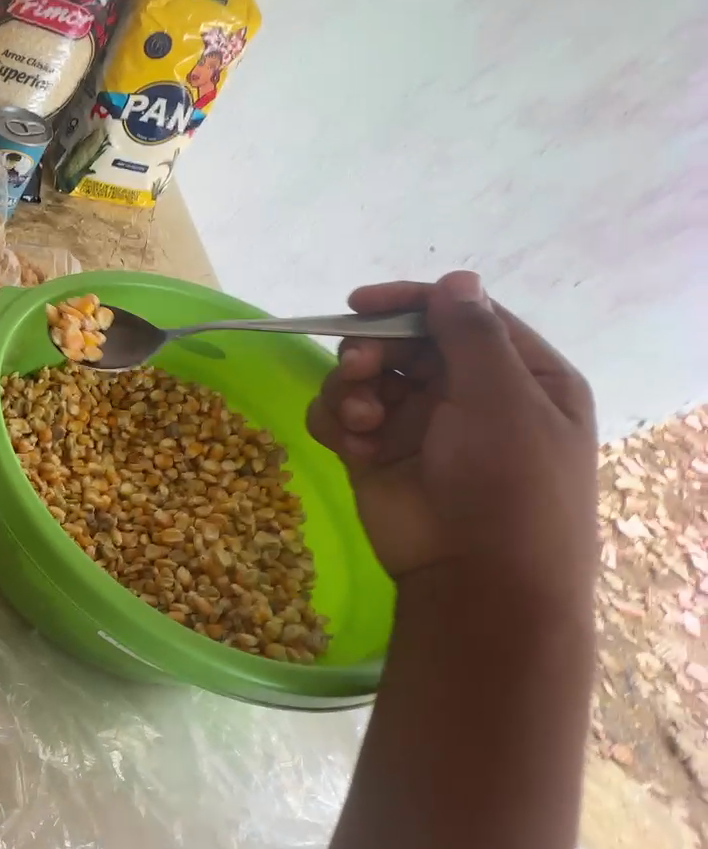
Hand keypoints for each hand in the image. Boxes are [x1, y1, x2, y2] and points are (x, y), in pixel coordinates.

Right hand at [306, 271, 596, 605]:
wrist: (473, 569)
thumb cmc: (506, 480)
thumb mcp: (501, 399)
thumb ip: (470, 336)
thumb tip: (456, 279)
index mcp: (514, 374)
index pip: (456, 316)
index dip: (407, 303)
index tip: (358, 303)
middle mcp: (462, 392)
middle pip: (397, 344)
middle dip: (368, 354)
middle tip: (360, 373)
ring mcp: (412, 422)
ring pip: (358, 379)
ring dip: (349, 392)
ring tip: (360, 424)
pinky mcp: (370, 449)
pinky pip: (334, 416)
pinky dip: (334, 423)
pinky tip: (350, 446)